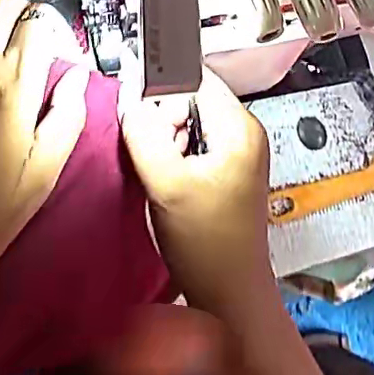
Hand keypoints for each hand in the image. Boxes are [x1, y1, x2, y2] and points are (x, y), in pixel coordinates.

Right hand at [121, 71, 328, 374]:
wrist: (228, 296)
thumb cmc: (211, 248)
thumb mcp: (168, 186)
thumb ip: (146, 138)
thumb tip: (129, 102)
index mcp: (240, 128)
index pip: (197, 79)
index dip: (163, 86)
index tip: (138, 98)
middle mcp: (243, 133)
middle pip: (192, 97)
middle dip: (163, 115)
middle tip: (151, 145)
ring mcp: (236, 151)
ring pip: (190, 120)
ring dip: (166, 135)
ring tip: (161, 167)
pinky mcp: (225, 168)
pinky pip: (193, 141)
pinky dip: (174, 151)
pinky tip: (167, 177)